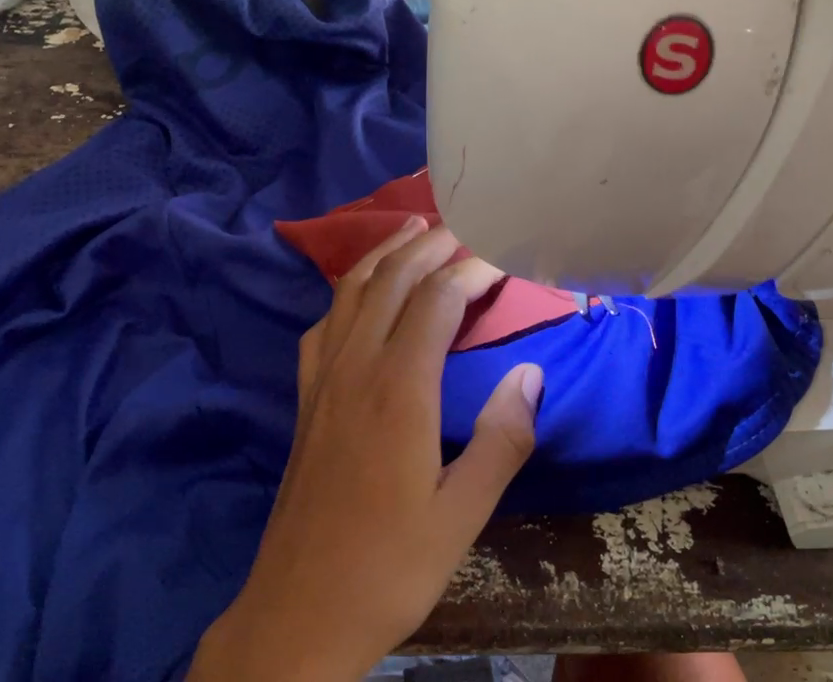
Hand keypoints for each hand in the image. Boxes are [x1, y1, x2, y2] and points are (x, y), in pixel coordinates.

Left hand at [189, 218, 544, 680]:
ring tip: (410, 229)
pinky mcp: (304, 401)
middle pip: (389, 281)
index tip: (501, 256)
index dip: (469, 269)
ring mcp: (322, 382)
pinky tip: (358, 295)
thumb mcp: (463, 515)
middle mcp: (355, 369)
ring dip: (383, 254)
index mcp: (398, 390)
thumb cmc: (391, 567)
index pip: (436, 300)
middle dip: (426, 244)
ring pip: (350, 293)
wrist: (300, 610)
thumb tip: (532, 373)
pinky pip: (324, 324)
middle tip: (460, 222)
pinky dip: (347, 291)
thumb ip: (502, 440)